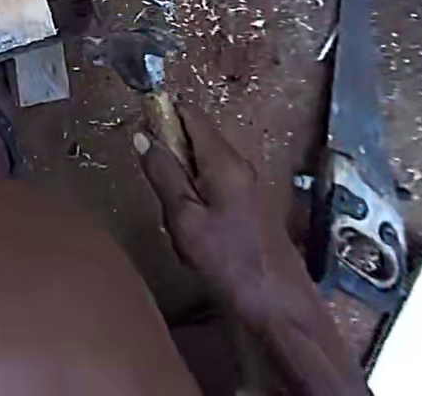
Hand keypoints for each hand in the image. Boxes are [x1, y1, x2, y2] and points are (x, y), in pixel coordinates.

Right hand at [137, 104, 317, 327]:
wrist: (278, 310)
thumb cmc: (228, 260)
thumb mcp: (183, 216)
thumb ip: (162, 171)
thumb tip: (143, 135)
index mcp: (223, 159)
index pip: (189, 112)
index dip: (162, 113)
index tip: (143, 132)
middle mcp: (239, 163)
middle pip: (194, 136)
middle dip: (170, 153)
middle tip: (159, 187)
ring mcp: (247, 184)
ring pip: (200, 163)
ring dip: (181, 179)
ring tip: (176, 215)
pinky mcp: (249, 205)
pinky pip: (212, 183)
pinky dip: (195, 196)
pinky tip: (193, 229)